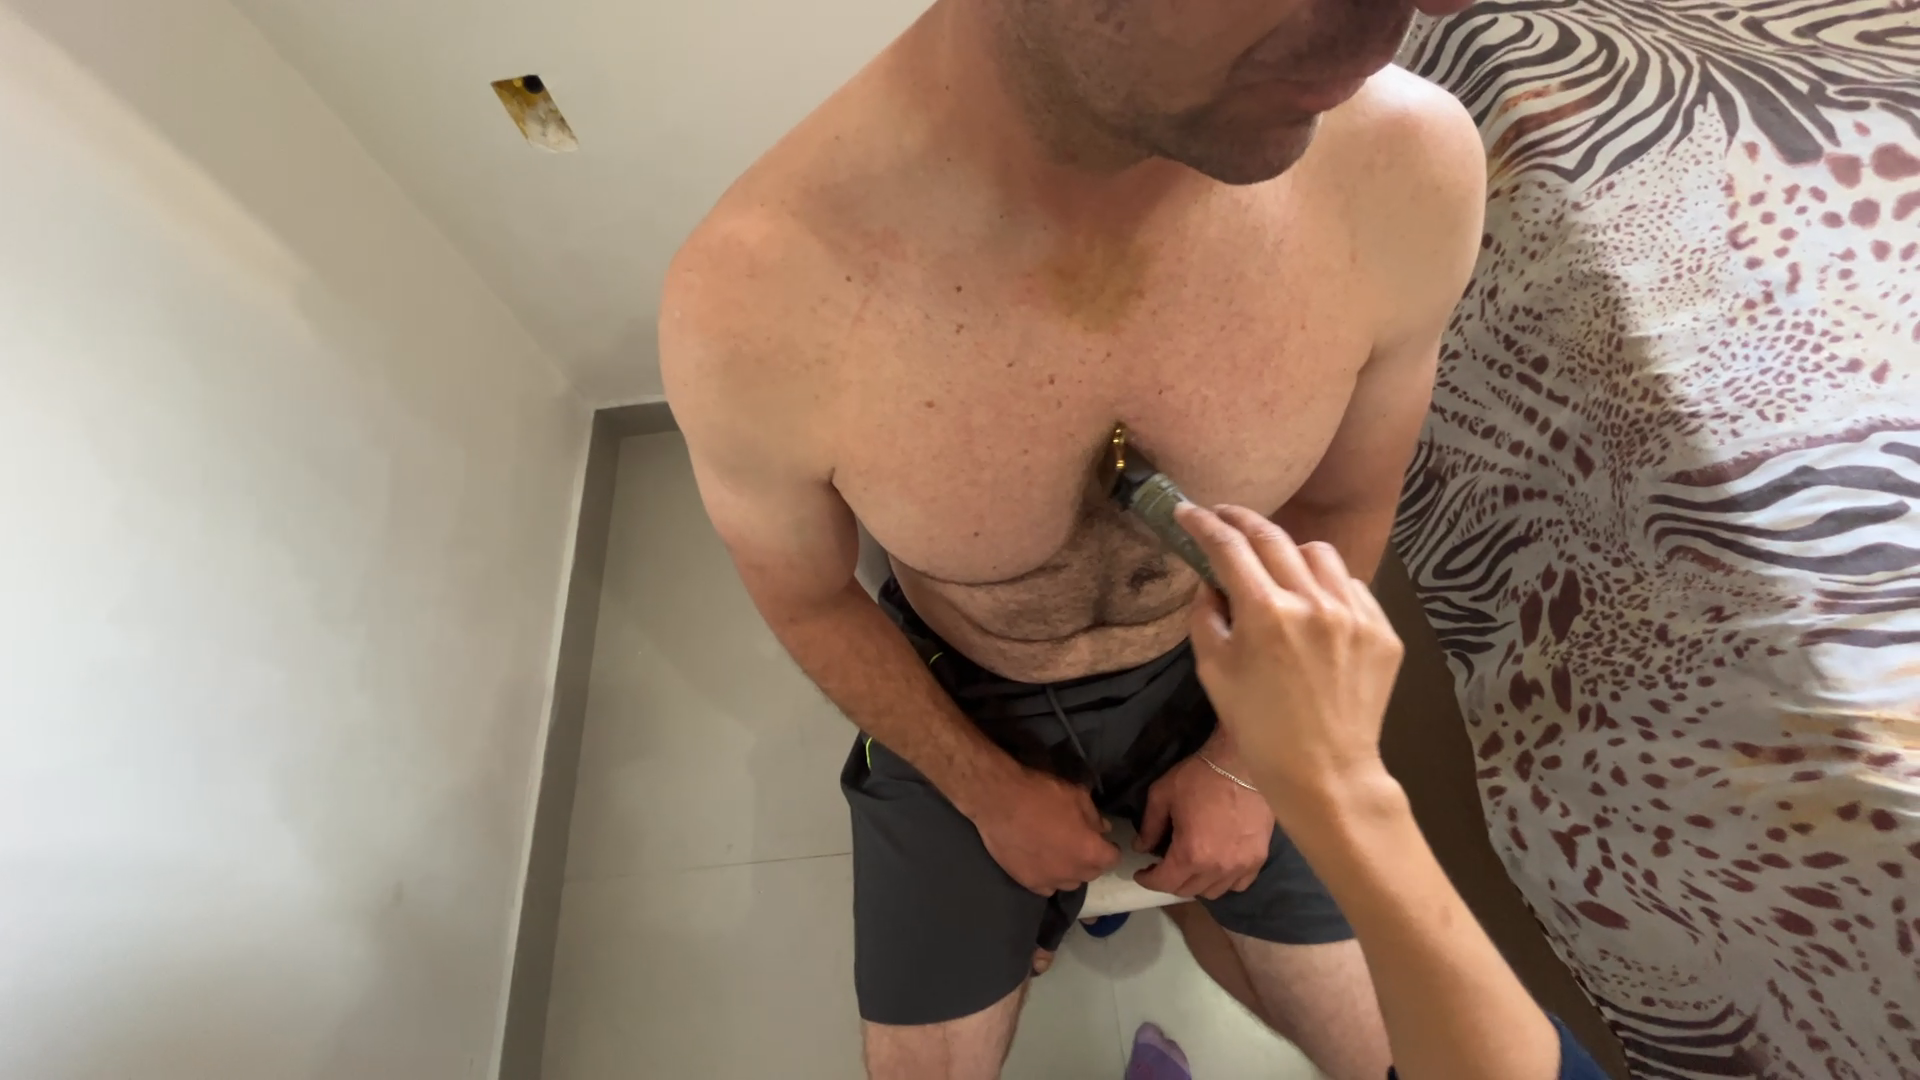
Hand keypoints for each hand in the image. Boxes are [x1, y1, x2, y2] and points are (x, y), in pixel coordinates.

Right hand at [968, 767, 1121, 895]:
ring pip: (1070, 882)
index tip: (1101, 838)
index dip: (1109, 847)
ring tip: (1059, 853)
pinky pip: (1047, 887)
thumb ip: (1094, 816)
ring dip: (1070, 870)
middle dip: (1091, 859)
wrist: (998, 801)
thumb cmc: (1040, 793)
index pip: (1112, 858)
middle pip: (1092, 873)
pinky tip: (1041, 861)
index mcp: (1090, 851)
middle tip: (1079, 841)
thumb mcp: (1076, 795)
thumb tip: (1103, 829)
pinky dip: (1049, 878)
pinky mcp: (1028, 883)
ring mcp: (1049, 881)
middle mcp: (1073, 873)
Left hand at [1131, 749, 1272, 899]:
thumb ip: (1150, 826)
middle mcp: (1218, 868)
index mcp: (1191, 853)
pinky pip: (1238, 884)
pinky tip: (1214, 865)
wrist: (1242, 764)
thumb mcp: (1162, 795)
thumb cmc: (1199, 777)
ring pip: (1213, 892)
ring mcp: (1242, 866)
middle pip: (1188, 890)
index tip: (1140, 873)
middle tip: (1160, 866)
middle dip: (1169, 881)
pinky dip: (1223, 881)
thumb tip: (1141, 848)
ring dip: (1196, 884)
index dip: (1148, 880)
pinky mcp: (1259, 859)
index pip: (1165, 882)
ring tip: (1187, 866)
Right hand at [1175, 504, 1405, 816]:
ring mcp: (1354, 614)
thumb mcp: (1213, 670)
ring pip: (1318, 553)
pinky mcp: (1382, 631)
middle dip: (1240, 520)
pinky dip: (1326, 586)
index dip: (1202, 524)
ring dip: (1289, 552)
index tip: (1186, 512)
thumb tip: (1211, 582)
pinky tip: (1314, 608)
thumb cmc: (1257, 725)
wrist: (1324, 771)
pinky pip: (1351, 585)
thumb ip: (1206, 615)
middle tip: (1221, 517)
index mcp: (1265, 612)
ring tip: (1276, 570)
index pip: (1228, 547)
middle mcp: (1313, 601)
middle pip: (1272, 537)